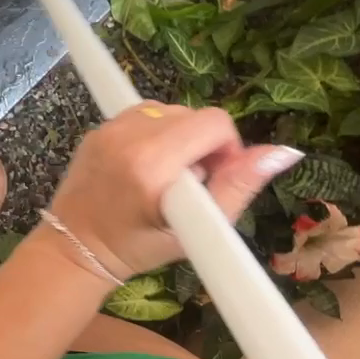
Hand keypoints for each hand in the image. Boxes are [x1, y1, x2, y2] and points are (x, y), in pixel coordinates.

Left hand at [44, 102, 300, 277]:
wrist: (76, 247)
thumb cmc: (137, 247)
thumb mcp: (198, 229)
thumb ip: (239, 186)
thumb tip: (284, 152)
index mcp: (150, 162)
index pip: (213, 122)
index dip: (226, 148)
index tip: (213, 177)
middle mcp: (125, 137)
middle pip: (191, 113)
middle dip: (202, 143)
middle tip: (190, 182)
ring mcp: (106, 130)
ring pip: (166, 111)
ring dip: (178, 136)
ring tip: (168, 174)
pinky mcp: (95, 131)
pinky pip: (139, 116)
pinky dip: (153, 134)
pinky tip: (146, 165)